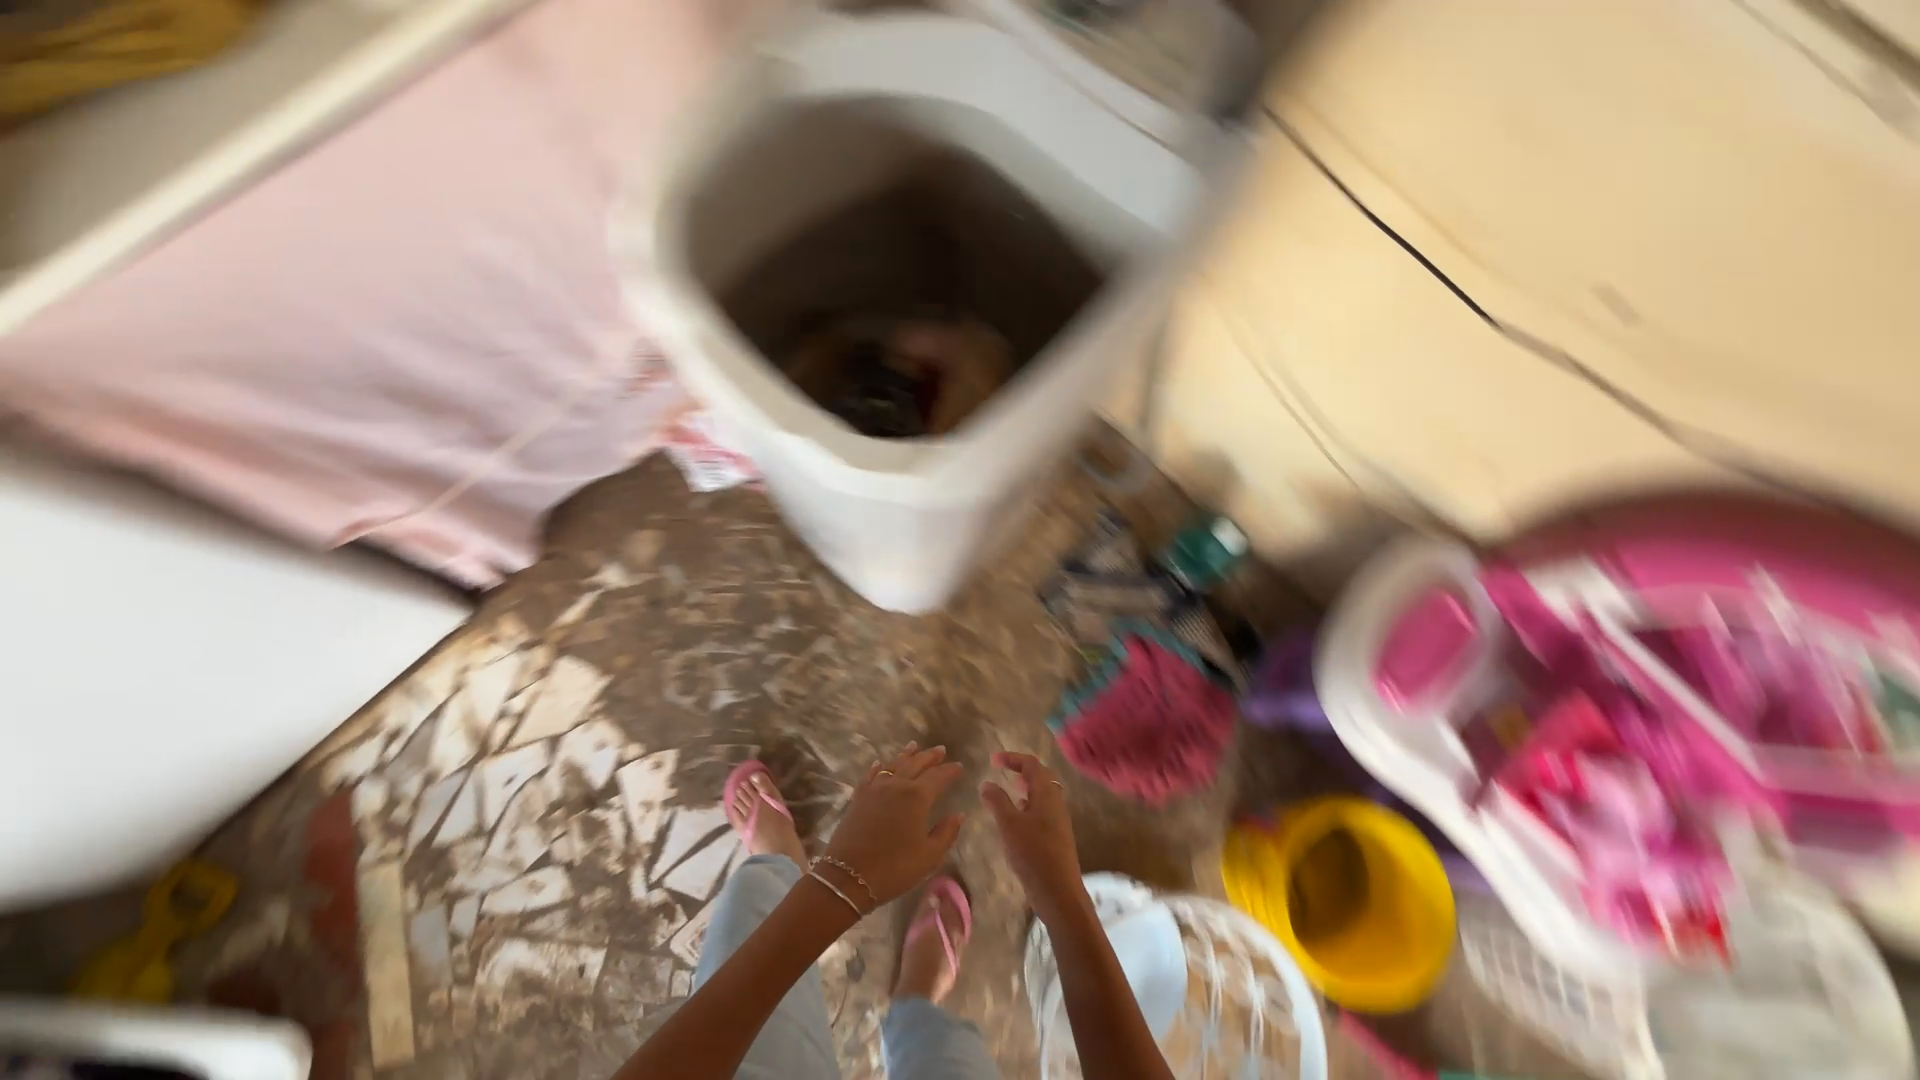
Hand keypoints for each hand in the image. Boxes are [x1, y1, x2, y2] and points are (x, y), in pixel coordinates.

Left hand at [821, 743, 964, 908]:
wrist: (849, 876)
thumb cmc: (895, 867)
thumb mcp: (929, 856)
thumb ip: (946, 833)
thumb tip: (959, 814)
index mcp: (917, 797)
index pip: (938, 777)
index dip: (950, 771)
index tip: (959, 767)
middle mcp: (896, 785)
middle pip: (916, 764)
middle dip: (930, 756)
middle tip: (941, 750)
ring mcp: (874, 789)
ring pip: (893, 764)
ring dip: (906, 755)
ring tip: (914, 746)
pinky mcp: (858, 798)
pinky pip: (871, 775)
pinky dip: (878, 767)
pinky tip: (879, 763)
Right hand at [981, 752, 1087, 925]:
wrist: (1058, 890)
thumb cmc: (1032, 853)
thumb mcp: (1009, 824)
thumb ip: (997, 801)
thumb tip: (987, 783)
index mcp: (1046, 794)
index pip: (1031, 764)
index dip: (1012, 758)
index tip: (993, 760)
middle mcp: (1055, 802)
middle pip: (1041, 776)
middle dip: (1022, 770)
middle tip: (1003, 770)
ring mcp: (1058, 819)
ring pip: (1043, 794)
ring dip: (1026, 787)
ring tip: (1009, 790)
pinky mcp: (1057, 835)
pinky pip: (1043, 809)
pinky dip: (1029, 804)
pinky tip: (1017, 818)